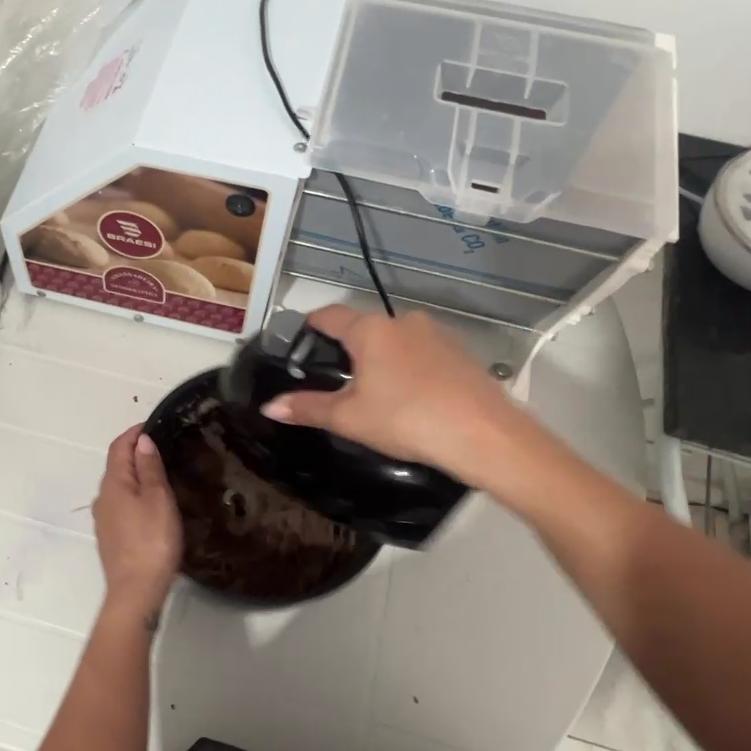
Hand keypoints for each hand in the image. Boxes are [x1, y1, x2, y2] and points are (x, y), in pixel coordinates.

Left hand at [92, 425, 182, 621]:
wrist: (135, 591)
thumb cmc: (151, 541)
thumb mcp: (158, 499)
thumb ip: (149, 468)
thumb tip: (141, 441)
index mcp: (113, 484)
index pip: (118, 447)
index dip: (134, 433)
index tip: (154, 425)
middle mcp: (102, 498)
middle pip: (116, 466)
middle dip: (136, 453)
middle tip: (163, 448)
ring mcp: (104, 520)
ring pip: (119, 488)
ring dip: (136, 476)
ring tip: (161, 475)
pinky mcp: (110, 538)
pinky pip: (121, 506)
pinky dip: (134, 496)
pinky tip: (151, 505)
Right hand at [260, 306, 537, 493]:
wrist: (481, 433)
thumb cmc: (405, 419)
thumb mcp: (349, 418)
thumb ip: (308, 408)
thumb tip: (269, 406)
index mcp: (370, 330)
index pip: (329, 316)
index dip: (309, 327)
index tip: (298, 343)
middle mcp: (403, 321)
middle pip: (364, 329)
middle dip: (348, 350)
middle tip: (336, 381)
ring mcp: (438, 334)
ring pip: (396, 342)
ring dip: (382, 360)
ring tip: (375, 394)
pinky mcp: (461, 353)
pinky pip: (423, 355)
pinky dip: (410, 370)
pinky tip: (411, 399)